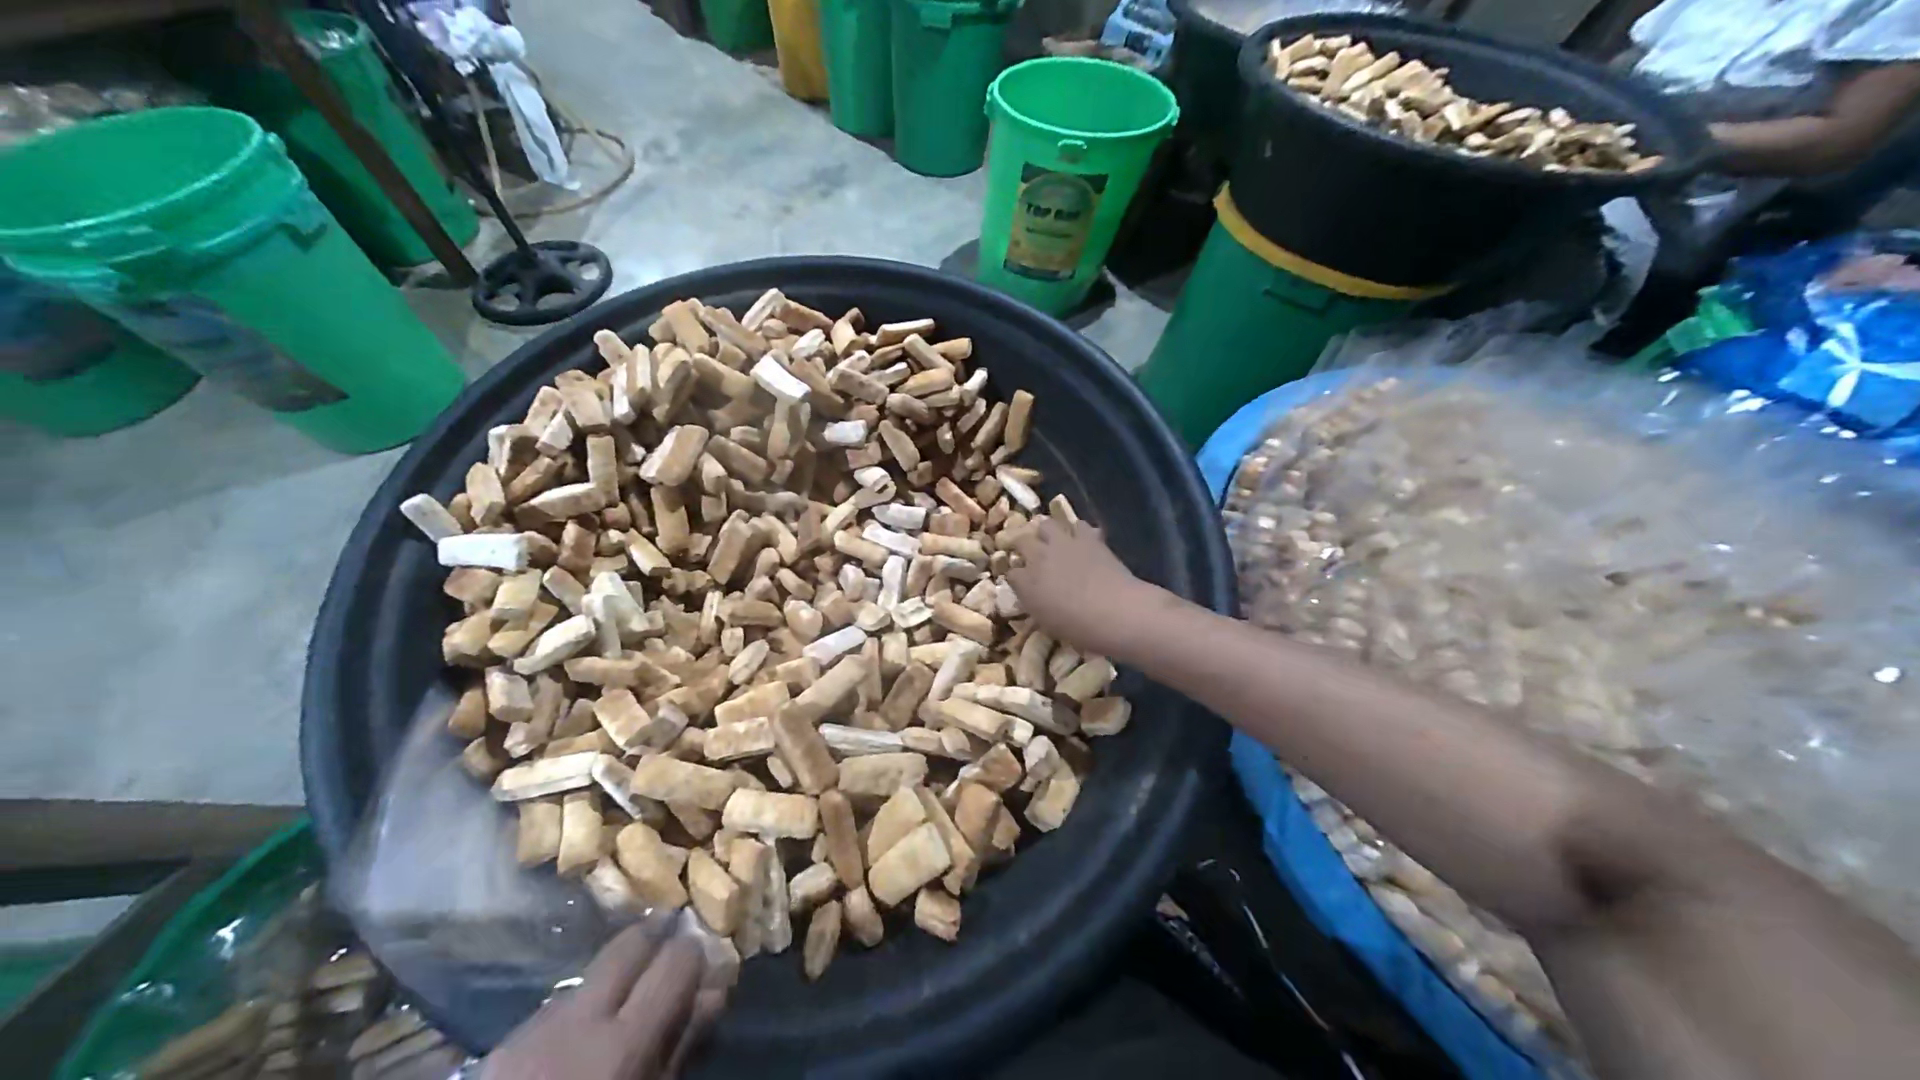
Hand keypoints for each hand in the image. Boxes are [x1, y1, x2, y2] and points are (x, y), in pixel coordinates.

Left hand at [483, 918, 727, 1079]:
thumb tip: (714, 992)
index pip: (676, 962)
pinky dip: (576, 1010)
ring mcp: (535, 1028)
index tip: (700, 957)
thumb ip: (683, 1047)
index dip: (692, 954)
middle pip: (627, 945)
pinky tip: (577, 1037)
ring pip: (587, 974)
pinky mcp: (500, 1045)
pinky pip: (553, 1007)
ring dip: (611, 977)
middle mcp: (579, 1020)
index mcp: (624, 1045)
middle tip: (669, 938)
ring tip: (622, 997)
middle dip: (654, 935)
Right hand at [1005, 519, 1158, 657]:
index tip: (1024, 584)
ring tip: (1055, 541)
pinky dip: (1078, 531)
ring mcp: (1063, 544)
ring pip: (1046, 524)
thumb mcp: (1048, 623)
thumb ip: (1037, 605)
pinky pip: (1078, 525)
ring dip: (1047, 532)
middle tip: (1033, 555)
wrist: (1115, 611)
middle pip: (1021, 541)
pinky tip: (1083, 541)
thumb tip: (1037, 597)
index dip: (1017, 577)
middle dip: (1024, 546)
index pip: (1011, 573)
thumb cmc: (1079, 629)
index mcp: (1025, 583)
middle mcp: (1038, 558)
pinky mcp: (1088, 538)